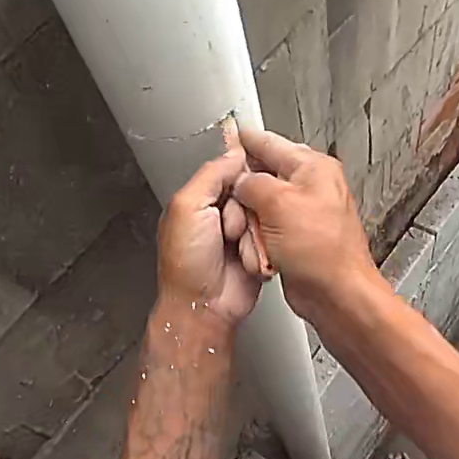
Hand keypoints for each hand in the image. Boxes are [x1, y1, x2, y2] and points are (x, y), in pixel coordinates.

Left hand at [156, 125, 261, 330]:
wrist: (203, 305)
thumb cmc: (185, 264)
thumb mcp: (187, 207)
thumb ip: (211, 174)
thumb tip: (234, 152)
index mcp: (200, 198)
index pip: (230, 168)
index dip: (240, 172)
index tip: (247, 178)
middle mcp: (220, 212)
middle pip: (253, 189)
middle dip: (245, 207)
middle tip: (227, 228)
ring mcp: (241, 232)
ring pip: (265, 212)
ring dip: (253, 230)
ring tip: (235, 247)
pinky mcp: (258, 249)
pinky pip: (273, 235)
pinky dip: (264, 245)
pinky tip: (249, 257)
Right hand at [228, 128, 379, 318]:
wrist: (335, 294)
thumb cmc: (322, 252)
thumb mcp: (277, 204)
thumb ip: (252, 183)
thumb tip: (240, 180)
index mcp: (313, 168)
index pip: (271, 143)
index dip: (246, 141)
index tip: (229, 134)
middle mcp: (312, 187)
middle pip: (263, 177)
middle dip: (247, 195)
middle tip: (240, 207)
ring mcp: (305, 213)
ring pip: (261, 207)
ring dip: (253, 223)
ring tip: (258, 237)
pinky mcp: (298, 237)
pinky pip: (267, 231)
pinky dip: (260, 241)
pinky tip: (264, 251)